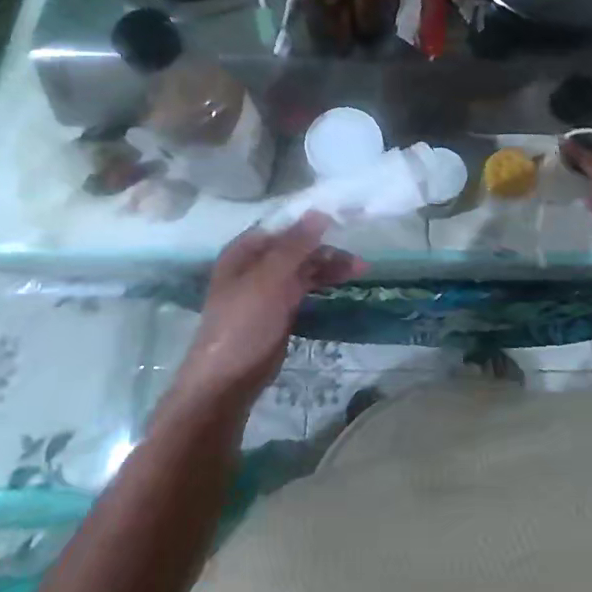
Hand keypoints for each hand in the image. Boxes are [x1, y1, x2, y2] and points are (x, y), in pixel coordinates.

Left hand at [172, 213, 364, 406]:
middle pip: (297, 246)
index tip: (345, 215)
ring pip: (304, 267)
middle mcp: (256, 265)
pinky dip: (324, 282)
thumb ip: (295, 245)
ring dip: (330, 265)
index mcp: (244, 251)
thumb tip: (320, 211)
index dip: (312, 219)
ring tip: (361, 269)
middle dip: (327, 246)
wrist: (229, 379)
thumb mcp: (269, 279)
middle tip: (358, 252)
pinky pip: (306, 287)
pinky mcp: (280, 309)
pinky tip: (344, 282)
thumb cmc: (243, 323)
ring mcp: (268, 288)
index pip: (282, 224)